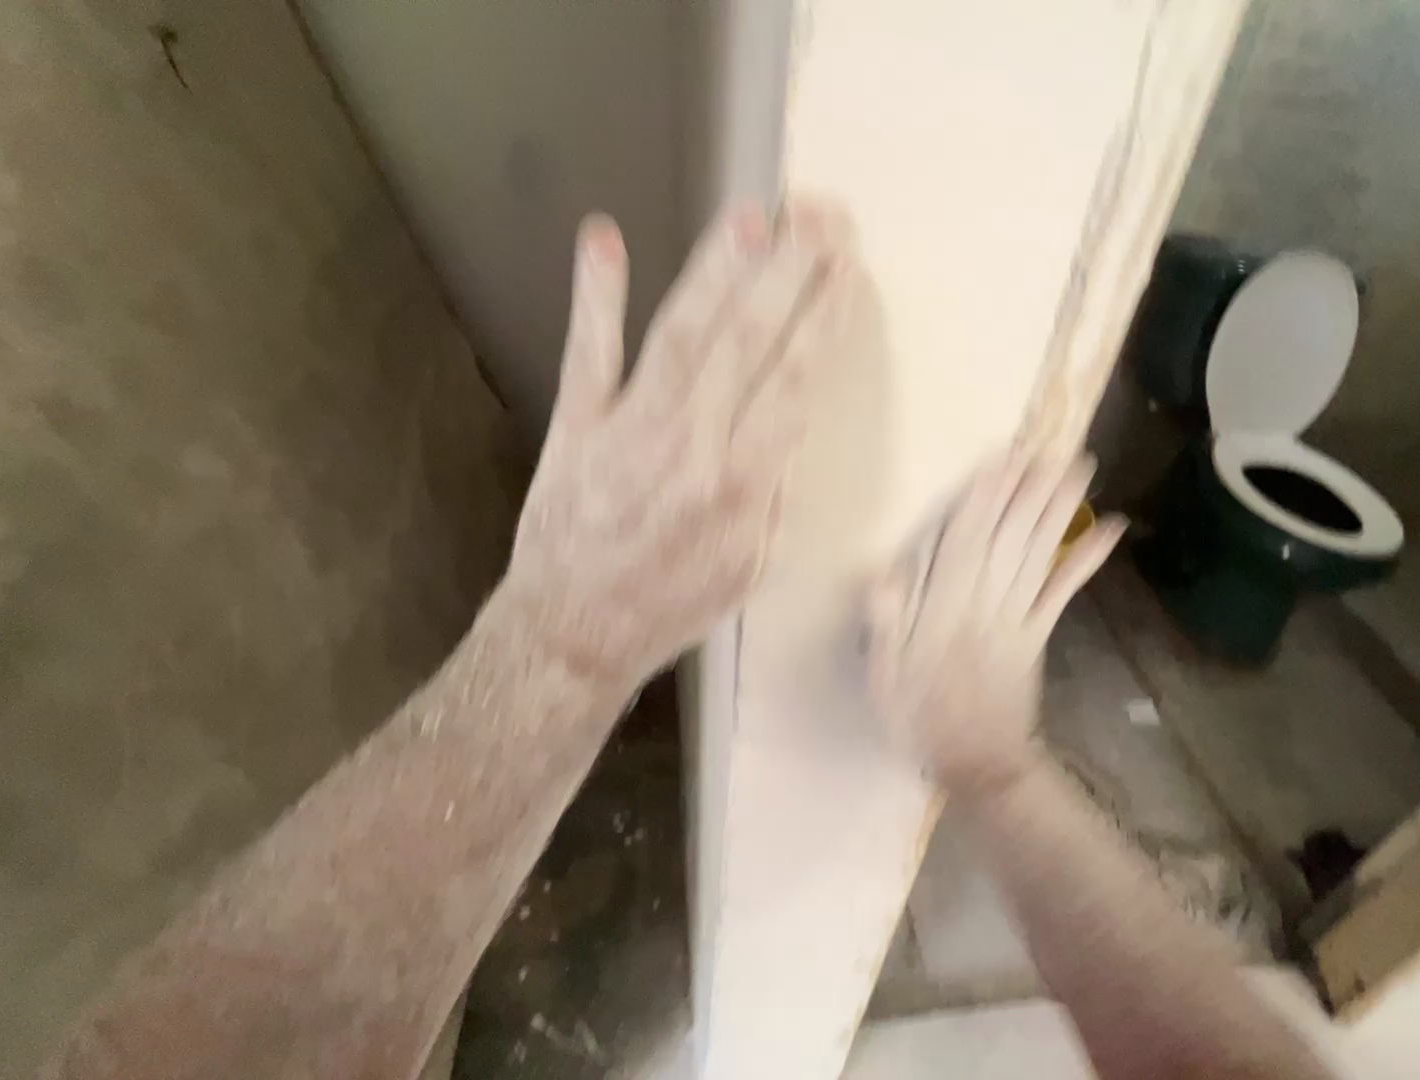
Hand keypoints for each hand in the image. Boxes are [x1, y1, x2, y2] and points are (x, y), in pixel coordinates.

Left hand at [503, 201, 856, 685]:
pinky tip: (603, 239)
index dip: (823, 322)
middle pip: (748, 344)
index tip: (847, 271)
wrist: (572, 631)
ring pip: (682, 336)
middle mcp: (691, 446)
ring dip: (716, 272)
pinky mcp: (577, 425)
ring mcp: (629, 430)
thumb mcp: (750, 568)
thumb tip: (786, 427)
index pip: (795, 385)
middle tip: (818, 215)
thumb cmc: (671, 605)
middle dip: (788, 274)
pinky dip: (595, 297)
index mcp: (742, 486)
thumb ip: (772, 494)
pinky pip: (589, 354)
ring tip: (749, 216)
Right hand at [866, 449, 1124, 796]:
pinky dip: (1086, 561)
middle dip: (1031, 488)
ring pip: (1039, 554)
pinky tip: (1109, 531)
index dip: (985, 496)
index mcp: (947, 608)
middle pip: (1011, 536)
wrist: (979, 764)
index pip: (967, 539)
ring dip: (1060, 509)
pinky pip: (1062, 594)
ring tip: (1079, 469)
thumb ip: (888, 622)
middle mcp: (986, 603)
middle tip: (1054, 443)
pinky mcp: (1038, 636)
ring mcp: (1018, 618)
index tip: (1003, 455)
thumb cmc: (921, 716)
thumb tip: (887, 568)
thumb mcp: (886, 675)